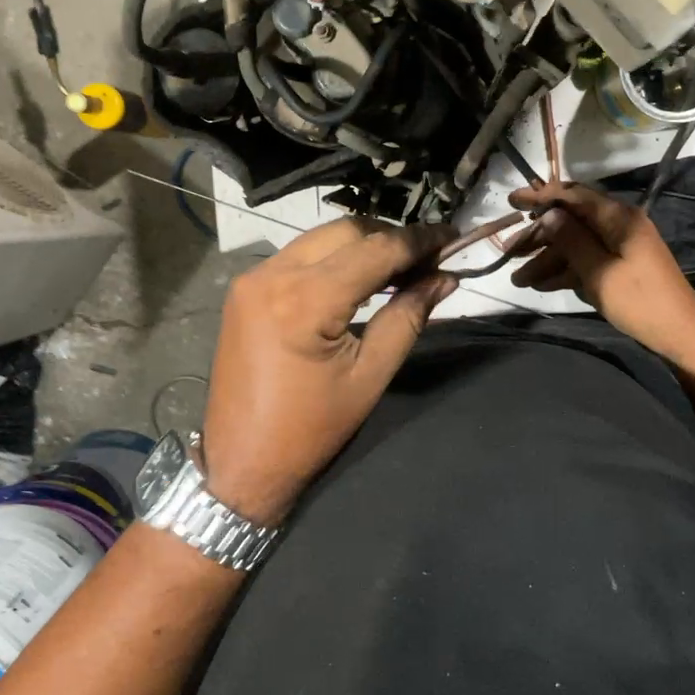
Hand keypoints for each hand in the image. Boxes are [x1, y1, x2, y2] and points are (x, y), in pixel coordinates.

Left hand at [201, 218, 456, 524]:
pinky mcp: (245, 289)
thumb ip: (408, 318)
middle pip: (347, 231)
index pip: (376, 249)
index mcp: (306, 300)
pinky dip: (333, 258)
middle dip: (391, 236)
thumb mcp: (370, 376)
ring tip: (400, 267)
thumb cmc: (310, 429)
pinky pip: (298, 256)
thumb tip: (444, 279)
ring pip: (321, 238)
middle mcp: (273, 274)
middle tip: (428, 257)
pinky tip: (359, 278)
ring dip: (362, 244)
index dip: (419, 240)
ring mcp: (253, 278)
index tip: (452, 236)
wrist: (241, 463)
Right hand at [507, 183, 694, 354]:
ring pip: (575, 245)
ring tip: (517, 279)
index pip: (573, 195)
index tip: (512, 201)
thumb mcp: (599, 271)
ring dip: (547, 259)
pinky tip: (540, 285)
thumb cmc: (640, 301)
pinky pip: (586, 261)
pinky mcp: (620, 267)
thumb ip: (572, 240)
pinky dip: (564, 271)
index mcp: (617, 218)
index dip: (541, 195)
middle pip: (570, 222)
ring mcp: (620, 247)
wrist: (679, 332)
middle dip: (538, 237)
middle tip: (507, 250)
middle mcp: (618, 225)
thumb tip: (549, 213)